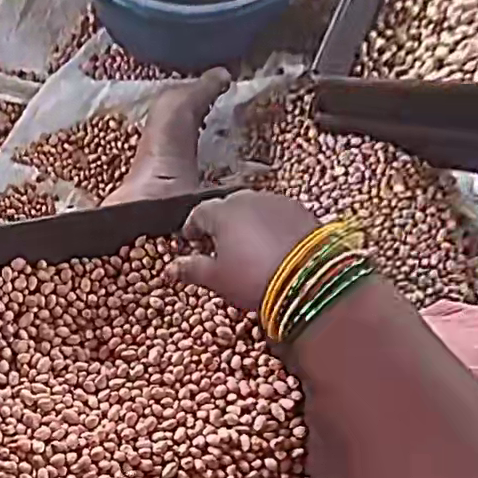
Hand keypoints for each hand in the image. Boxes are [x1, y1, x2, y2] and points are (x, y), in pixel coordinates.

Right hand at [166, 191, 318, 311]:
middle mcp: (249, 199)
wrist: (307, 276)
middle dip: (219, 224)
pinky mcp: (299, 211)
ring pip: (252, 209)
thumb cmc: (252, 277)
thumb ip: (191, 269)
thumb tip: (170, 268)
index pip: (198, 213)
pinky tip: (267, 248)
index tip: (189, 240)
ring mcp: (277, 202)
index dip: (191, 227)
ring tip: (242, 249)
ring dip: (244, 224)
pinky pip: (274, 216)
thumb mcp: (216, 278)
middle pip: (227, 207)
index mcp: (222, 212)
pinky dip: (266, 228)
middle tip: (215, 247)